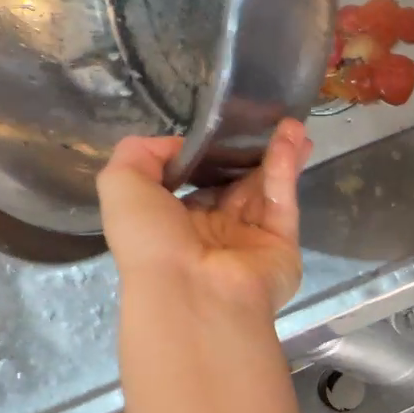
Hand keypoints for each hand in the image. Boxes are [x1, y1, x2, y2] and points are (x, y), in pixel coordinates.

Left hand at [95, 118, 313, 322]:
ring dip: (278, 155)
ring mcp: (254, 236)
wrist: (197, 289)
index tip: (217, 132)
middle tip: (264, 124)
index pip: (197, 182)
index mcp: (177, 219)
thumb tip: (179, 144)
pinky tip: (293, 140)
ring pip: (265, 187)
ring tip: (289, 123)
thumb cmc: (151, 241)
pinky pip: (282, 199)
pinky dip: (286, 169)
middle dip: (250, 155)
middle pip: (237, 183)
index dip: (206, 156)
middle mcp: (217, 228)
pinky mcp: (284, 242)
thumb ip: (140, 153)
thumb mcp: (120, 184)